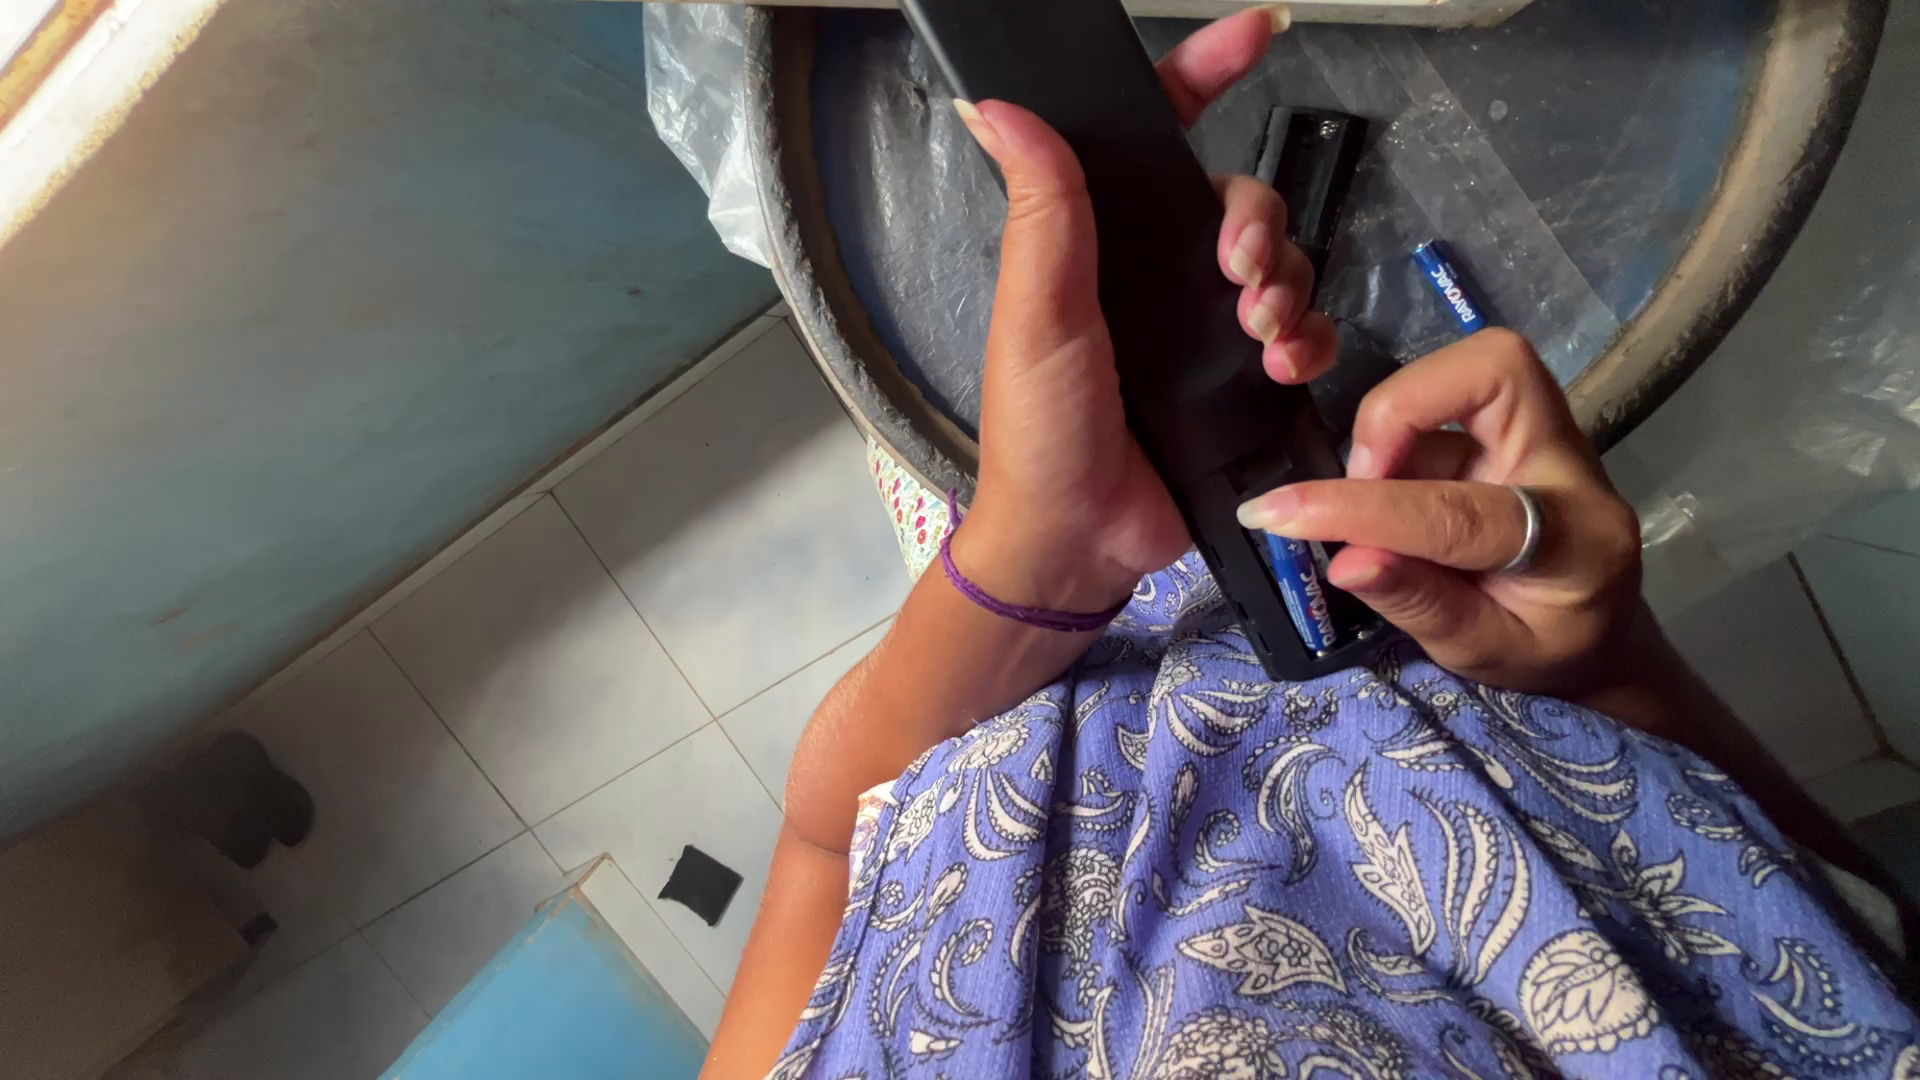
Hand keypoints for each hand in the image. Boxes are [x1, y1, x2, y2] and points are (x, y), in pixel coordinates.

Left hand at [948, 8, 1338, 614]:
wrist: (1076, 538)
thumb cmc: (1042, 432)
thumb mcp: (1037, 319)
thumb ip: (1040, 215)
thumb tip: (1000, 106)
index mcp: (1095, 254)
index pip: (1147, 146)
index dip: (1197, 80)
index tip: (1256, 35)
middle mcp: (1149, 284)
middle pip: (1234, 207)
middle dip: (1256, 223)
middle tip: (1239, 273)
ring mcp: (1195, 337)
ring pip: (1275, 269)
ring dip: (1285, 282)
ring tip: (1260, 329)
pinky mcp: (1231, 387)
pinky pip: (1296, 338)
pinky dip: (1306, 341)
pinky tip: (1288, 364)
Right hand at [1237, 329, 1647, 696]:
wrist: (1598, 635)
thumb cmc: (1541, 651)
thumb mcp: (1479, 652)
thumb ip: (1418, 605)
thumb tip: (1344, 563)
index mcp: (1573, 543)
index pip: (1455, 514)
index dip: (1359, 510)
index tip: (1275, 515)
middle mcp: (1566, 469)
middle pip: (1495, 369)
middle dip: (1398, 405)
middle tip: (1356, 472)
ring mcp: (1537, 439)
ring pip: (1460, 378)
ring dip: (1386, 430)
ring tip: (1363, 501)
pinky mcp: (1503, 432)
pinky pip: (1432, 410)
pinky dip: (1387, 446)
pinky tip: (1382, 498)